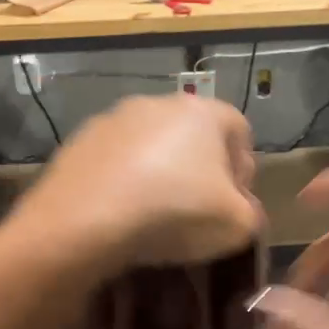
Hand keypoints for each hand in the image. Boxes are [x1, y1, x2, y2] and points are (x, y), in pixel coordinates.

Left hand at [16, 94, 261, 267]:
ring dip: (157, 176)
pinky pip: (114, 164)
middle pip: (192, 137)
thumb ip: (250, 214)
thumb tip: (241, 210)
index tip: (235, 204)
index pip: (240, 131)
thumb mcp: (236, 225)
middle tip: (197, 212)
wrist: (84, 221)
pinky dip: (122, 185)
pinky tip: (119, 217)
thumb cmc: (174, 213)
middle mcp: (157, 104)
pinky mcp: (78, 143)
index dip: (244, 170)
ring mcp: (112, 120)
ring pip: (149, 149)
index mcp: (203, 112)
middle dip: (199, 172)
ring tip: (153, 218)